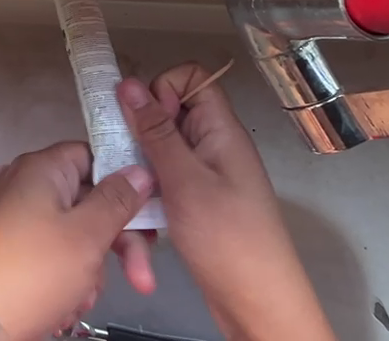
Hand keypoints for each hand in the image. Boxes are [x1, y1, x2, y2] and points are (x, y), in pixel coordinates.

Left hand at [0, 142, 150, 340]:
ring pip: (75, 233)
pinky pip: (53, 253)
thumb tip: (138, 172)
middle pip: (88, 200)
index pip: (92, 156)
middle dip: (117, 242)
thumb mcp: (86, 236)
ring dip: (90, 269)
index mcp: (41, 168)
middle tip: (140, 278)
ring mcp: (16, 215)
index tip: (149, 212)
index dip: (123, 181)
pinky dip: (66, 278)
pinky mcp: (11, 247)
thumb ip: (117, 201)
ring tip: (81, 297)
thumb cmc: (29, 273)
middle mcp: (26, 184)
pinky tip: (64, 304)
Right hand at [118, 65, 335, 340]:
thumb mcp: (185, 181)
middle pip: (169, 112)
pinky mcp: (197, 200)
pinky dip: (149, 190)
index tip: (146, 122)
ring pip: (161, 148)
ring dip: (141, 166)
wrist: (260, 310)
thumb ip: (155, 130)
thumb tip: (127, 83)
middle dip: (141, 131)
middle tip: (129, 159)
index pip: (190, 78)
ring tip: (133, 193)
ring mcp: (206, 174)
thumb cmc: (229, 243)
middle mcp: (214, 146)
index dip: (162, 89)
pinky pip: (164, 177)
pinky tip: (142, 216)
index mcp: (221, 131)